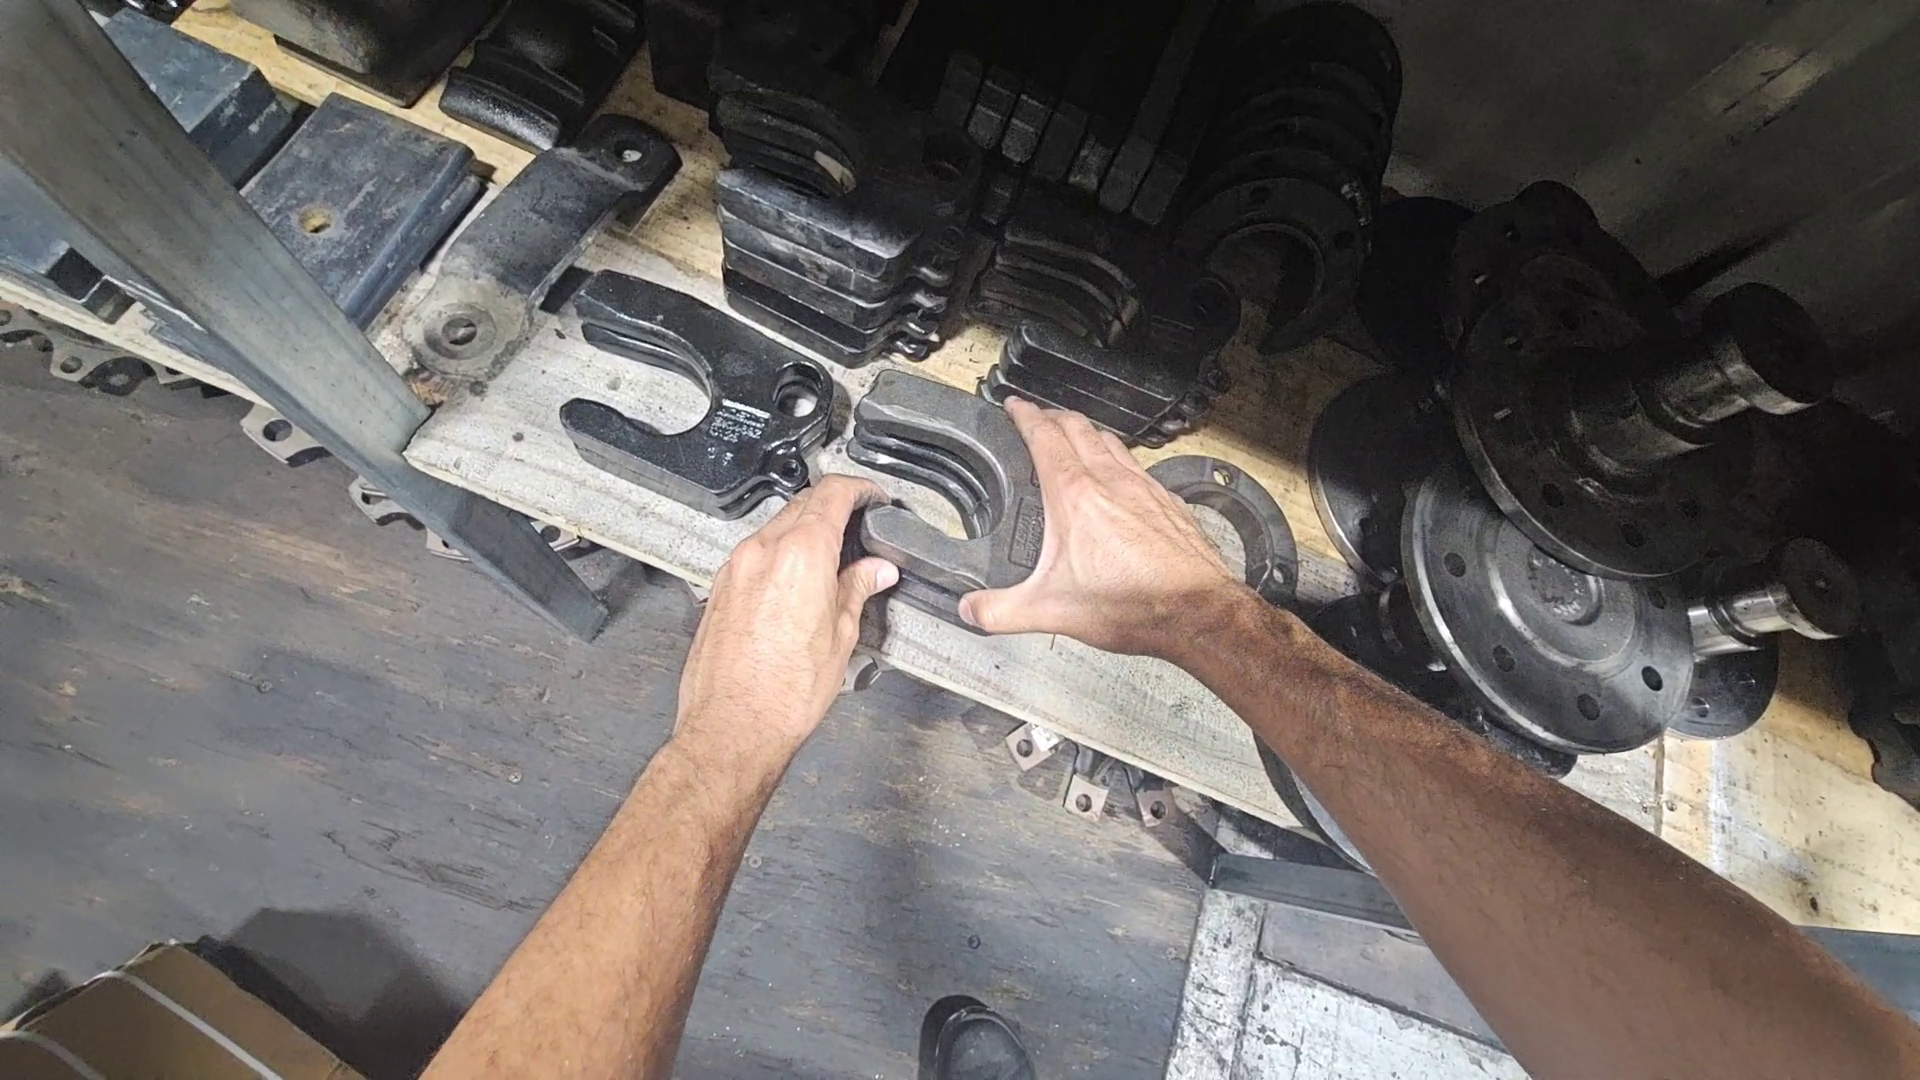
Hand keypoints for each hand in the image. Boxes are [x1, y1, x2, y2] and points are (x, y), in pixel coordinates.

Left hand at [675, 476, 897, 774]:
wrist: (732, 727)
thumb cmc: (784, 693)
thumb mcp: (840, 636)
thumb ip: (857, 589)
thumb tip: (876, 571)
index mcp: (800, 555)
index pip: (832, 495)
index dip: (858, 489)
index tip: (871, 497)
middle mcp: (762, 551)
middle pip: (802, 504)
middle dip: (833, 506)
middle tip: (857, 523)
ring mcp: (736, 568)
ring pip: (776, 527)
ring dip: (804, 529)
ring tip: (830, 556)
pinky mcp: (720, 587)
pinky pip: (755, 552)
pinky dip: (780, 551)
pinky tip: (796, 579)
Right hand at [958, 400, 1247, 658]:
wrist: (1196, 611)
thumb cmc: (1131, 603)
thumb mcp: (1049, 611)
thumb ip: (1000, 610)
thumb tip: (969, 610)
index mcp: (1074, 495)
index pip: (1044, 437)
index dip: (1026, 415)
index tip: (1015, 405)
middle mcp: (1110, 481)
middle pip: (1079, 428)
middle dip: (1054, 416)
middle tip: (1040, 417)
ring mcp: (1144, 487)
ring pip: (1111, 442)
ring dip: (1088, 432)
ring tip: (1076, 436)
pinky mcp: (1168, 502)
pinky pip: (1138, 466)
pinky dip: (1120, 459)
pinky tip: (1121, 476)